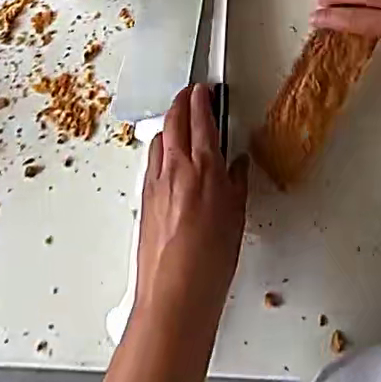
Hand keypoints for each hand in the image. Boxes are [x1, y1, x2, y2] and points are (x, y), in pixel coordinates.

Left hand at [135, 84, 247, 323]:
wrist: (174, 292)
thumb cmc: (209, 263)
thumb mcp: (235, 218)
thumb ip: (235, 184)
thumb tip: (236, 166)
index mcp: (204, 169)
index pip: (201, 120)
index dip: (202, 99)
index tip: (205, 89)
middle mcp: (176, 168)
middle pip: (175, 119)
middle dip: (182, 101)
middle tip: (190, 93)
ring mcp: (156, 179)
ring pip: (160, 137)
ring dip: (170, 122)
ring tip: (179, 118)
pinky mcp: (144, 194)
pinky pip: (152, 158)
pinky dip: (160, 147)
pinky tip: (166, 152)